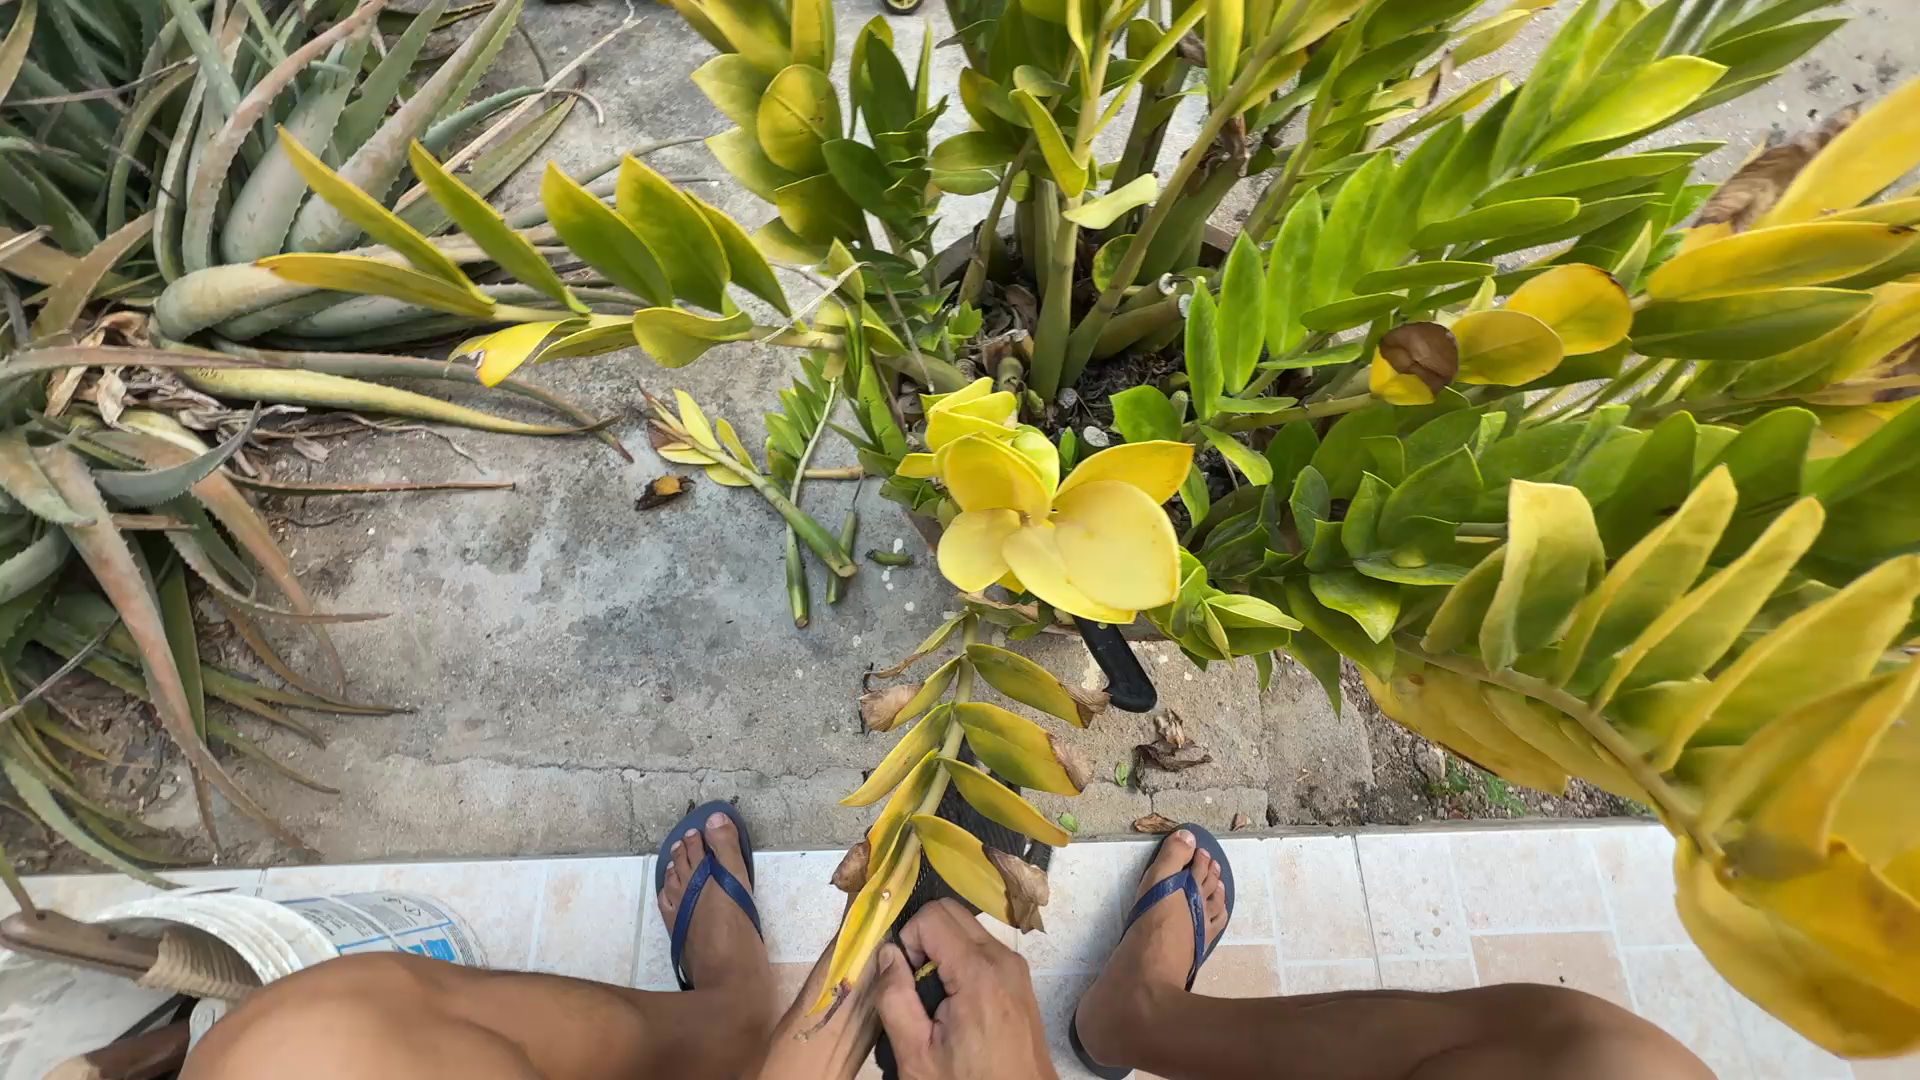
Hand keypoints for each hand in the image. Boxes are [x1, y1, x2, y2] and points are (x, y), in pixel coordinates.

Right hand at [873, 899, 1057, 1079]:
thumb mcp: (917, 1056)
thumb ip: (895, 999)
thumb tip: (887, 953)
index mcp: (978, 971)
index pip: (931, 915)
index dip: (910, 940)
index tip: (908, 981)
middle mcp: (1002, 956)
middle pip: (950, 910)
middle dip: (924, 937)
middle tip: (918, 986)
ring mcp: (1015, 964)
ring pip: (966, 925)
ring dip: (943, 948)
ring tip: (937, 998)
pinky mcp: (1019, 976)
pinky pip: (982, 944)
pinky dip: (961, 958)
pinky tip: (957, 1002)